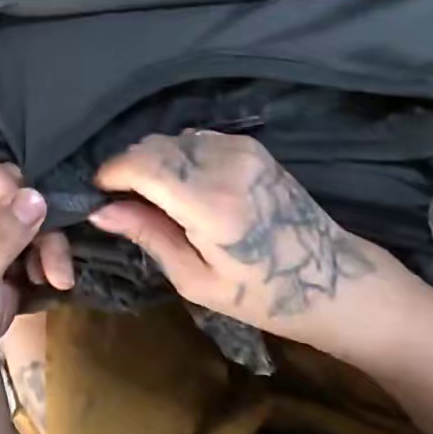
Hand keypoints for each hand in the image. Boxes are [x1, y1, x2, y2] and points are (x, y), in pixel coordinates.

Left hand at [0, 155, 74, 373]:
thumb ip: (0, 238)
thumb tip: (35, 196)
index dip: (5, 186)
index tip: (27, 215)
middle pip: (11, 188)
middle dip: (36, 221)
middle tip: (49, 256)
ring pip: (31, 212)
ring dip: (49, 243)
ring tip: (55, 277)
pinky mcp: (7, 246)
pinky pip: (38, 234)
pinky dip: (48, 255)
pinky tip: (50, 280)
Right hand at [91, 131, 425, 353]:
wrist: (335, 281)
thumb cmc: (262, 295)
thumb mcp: (195, 278)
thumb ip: (146, 234)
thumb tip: (98, 210)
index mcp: (212, 205)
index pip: (142, 165)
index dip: (111, 172)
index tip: (97, 191)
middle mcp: (225, 165)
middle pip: (150, 146)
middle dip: (127, 167)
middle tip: (122, 200)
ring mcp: (240, 150)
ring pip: (169, 139)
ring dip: (151, 160)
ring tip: (153, 196)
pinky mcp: (249, 146)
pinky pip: (192, 139)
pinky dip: (176, 156)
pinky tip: (183, 186)